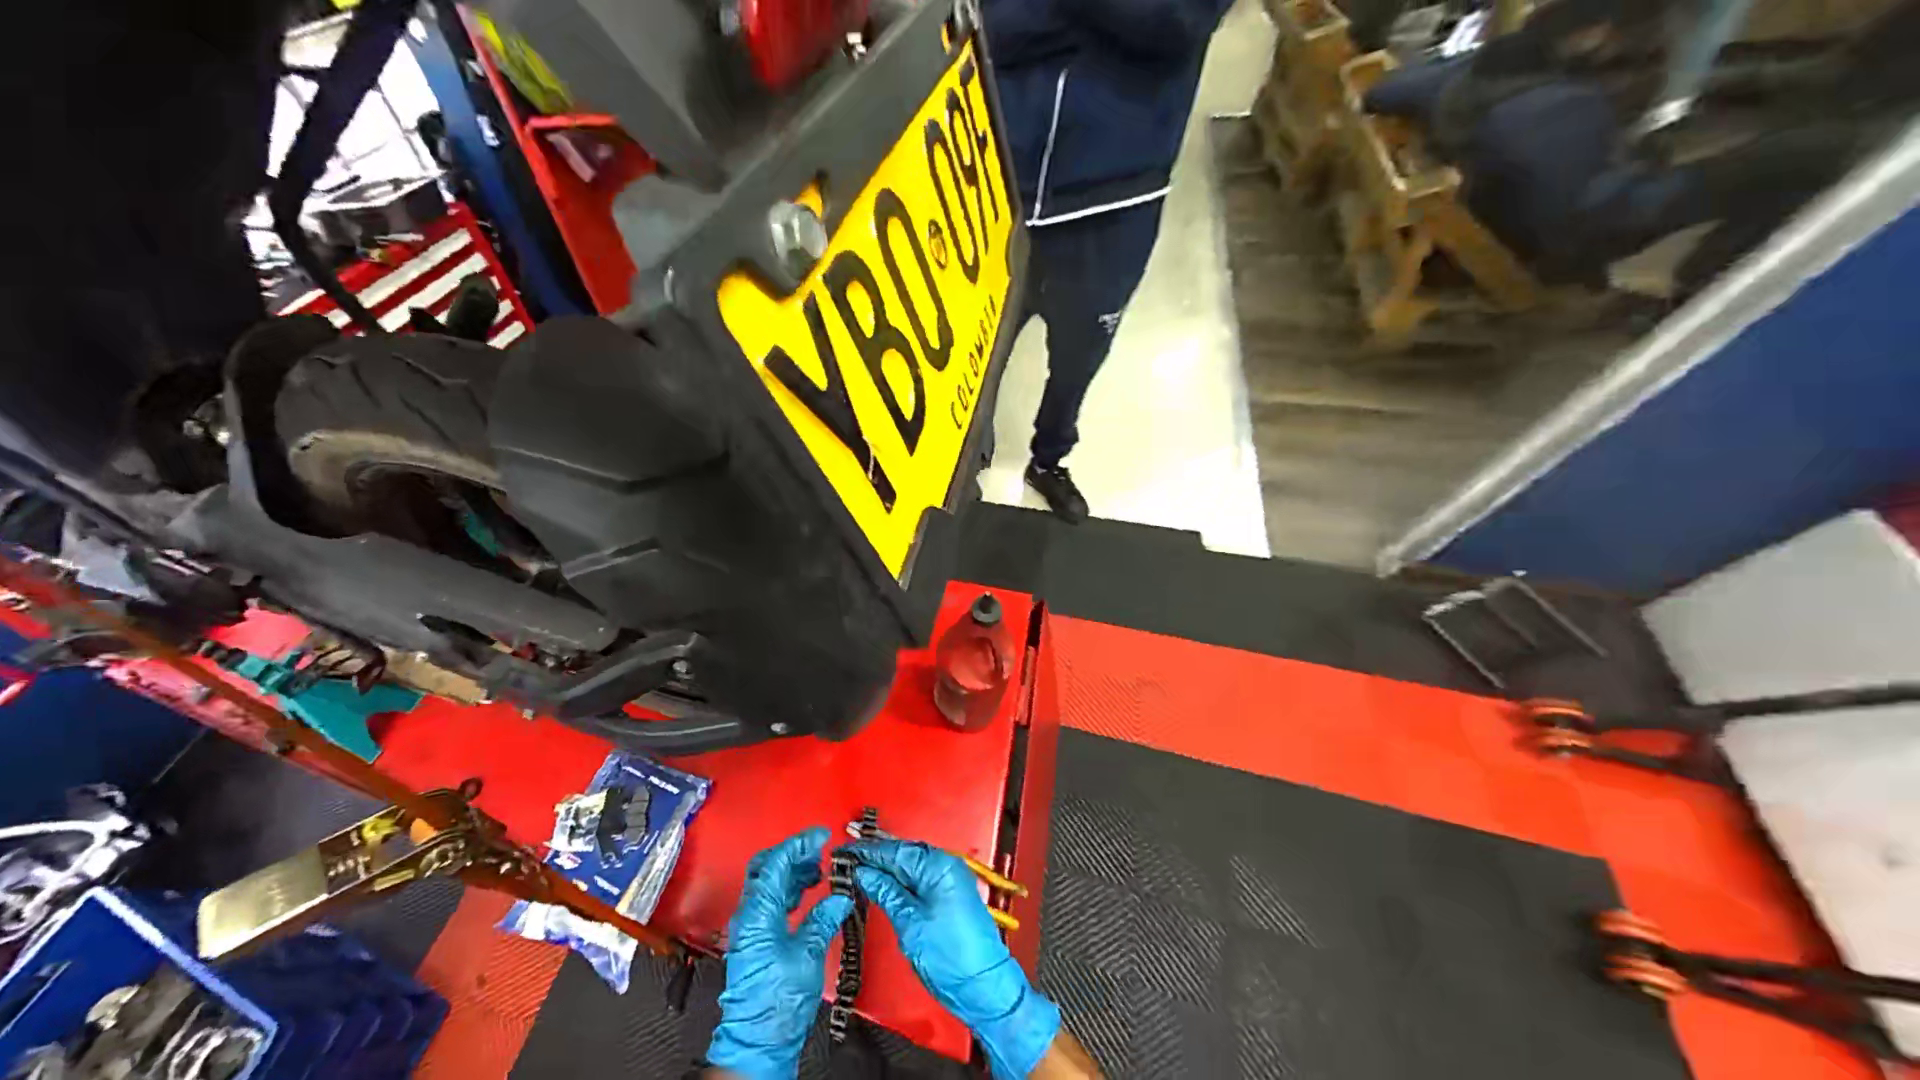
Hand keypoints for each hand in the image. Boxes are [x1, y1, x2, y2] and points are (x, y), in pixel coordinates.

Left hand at [706, 828, 852, 1078]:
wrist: (758, 1041)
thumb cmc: (779, 1000)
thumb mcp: (807, 956)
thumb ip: (823, 921)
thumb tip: (841, 896)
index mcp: (757, 914)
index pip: (775, 864)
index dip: (799, 844)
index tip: (822, 835)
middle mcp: (750, 915)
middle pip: (766, 867)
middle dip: (793, 852)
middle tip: (820, 849)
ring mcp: (753, 926)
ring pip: (770, 882)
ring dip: (794, 870)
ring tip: (821, 868)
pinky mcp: (759, 937)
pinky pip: (774, 900)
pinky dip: (792, 888)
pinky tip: (811, 890)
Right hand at [844, 838, 1060, 1078]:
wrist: (982, 986)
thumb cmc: (949, 955)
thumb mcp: (910, 923)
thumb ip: (886, 893)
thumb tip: (864, 873)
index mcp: (939, 865)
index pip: (897, 850)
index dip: (869, 851)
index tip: (845, 851)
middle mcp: (946, 865)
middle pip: (905, 854)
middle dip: (876, 857)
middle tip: (847, 859)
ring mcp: (949, 880)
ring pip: (911, 866)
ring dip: (887, 868)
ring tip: (859, 870)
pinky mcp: (948, 895)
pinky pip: (919, 879)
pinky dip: (900, 881)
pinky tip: (883, 885)